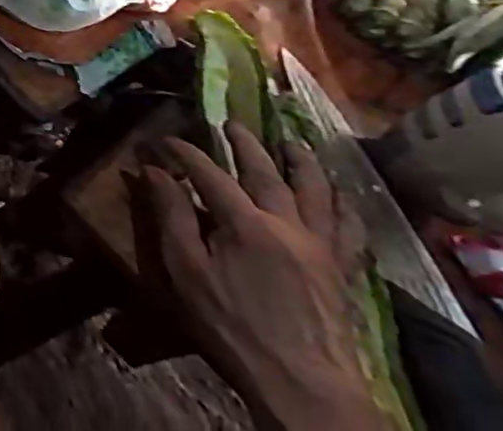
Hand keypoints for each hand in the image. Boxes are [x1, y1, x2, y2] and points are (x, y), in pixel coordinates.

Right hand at [142, 123, 381, 430]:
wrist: (300, 379)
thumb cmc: (229, 320)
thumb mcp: (184, 267)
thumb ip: (171, 215)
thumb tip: (154, 170)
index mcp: (245, 223)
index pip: (209, 172)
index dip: (184, 152)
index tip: (162, 140)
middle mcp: (288, 225)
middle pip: (267, 173)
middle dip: (246, 145)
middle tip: (232, 124)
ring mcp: (322, 246)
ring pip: (317, 193)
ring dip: (303, 164)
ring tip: (293, 144)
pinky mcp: (341, 267)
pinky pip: (349, 227)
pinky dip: (343, 204)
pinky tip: (339, 194)